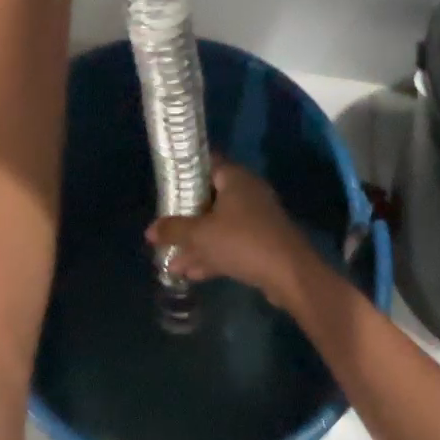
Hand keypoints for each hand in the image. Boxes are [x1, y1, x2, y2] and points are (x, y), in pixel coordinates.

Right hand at [146, 160, 314, 305]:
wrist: (290, 275)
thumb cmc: (242, 241)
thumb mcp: (201, 235)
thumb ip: (174, 230)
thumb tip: (150, 231)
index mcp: (235, 178)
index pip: (206, 165)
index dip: (183, 174)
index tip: (164, 187)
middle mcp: (247, 193)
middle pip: (209, 199)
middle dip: (186, 218)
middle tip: (165, 230)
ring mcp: (257, 219)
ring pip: (219, 226)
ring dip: (196, 243)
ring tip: (172, 263)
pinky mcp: (262, 243)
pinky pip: (231, 243)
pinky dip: (212, 255)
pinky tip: (191, 274)